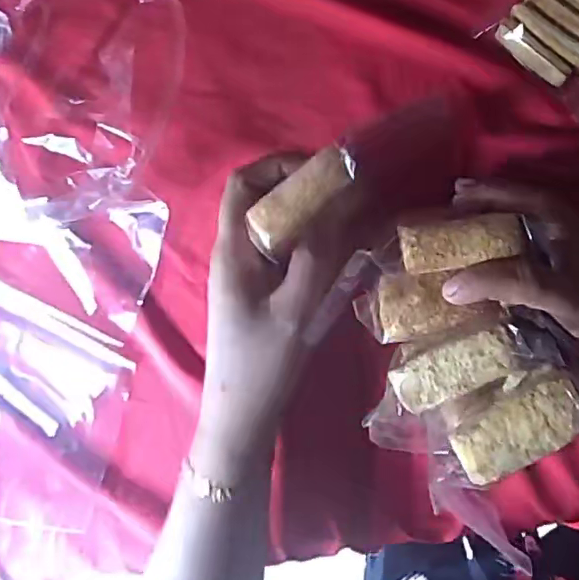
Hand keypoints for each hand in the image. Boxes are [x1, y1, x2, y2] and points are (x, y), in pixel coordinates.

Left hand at [194, 153, 358, 482]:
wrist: (242, 415)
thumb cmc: (263, 363)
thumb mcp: (296, 310)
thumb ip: (316, 257)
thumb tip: (339, 209)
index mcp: (233, 249)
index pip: (243, 182)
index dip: (278, 164)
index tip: (320, 171)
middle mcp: (233, 250)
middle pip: (259, 195)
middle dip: (301, 183)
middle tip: (343, 190)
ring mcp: (244, 268)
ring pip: (272, 218)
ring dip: (306, 208)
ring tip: (346, 212)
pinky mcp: (257, 285)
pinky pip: (281, 243)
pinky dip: (307, 233)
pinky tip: (336, 245)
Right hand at [441, 179, 578, 419]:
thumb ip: (554, 399)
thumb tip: (500, 418)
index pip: (532, 281)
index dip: (488, 281)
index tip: (449, 287)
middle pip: (540, 213)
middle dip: (492, 201)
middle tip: (450, 200)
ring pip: (546, 203)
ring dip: (504, 193)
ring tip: (466, 191)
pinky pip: (553, 209)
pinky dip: (522, 199)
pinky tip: (503, 205)